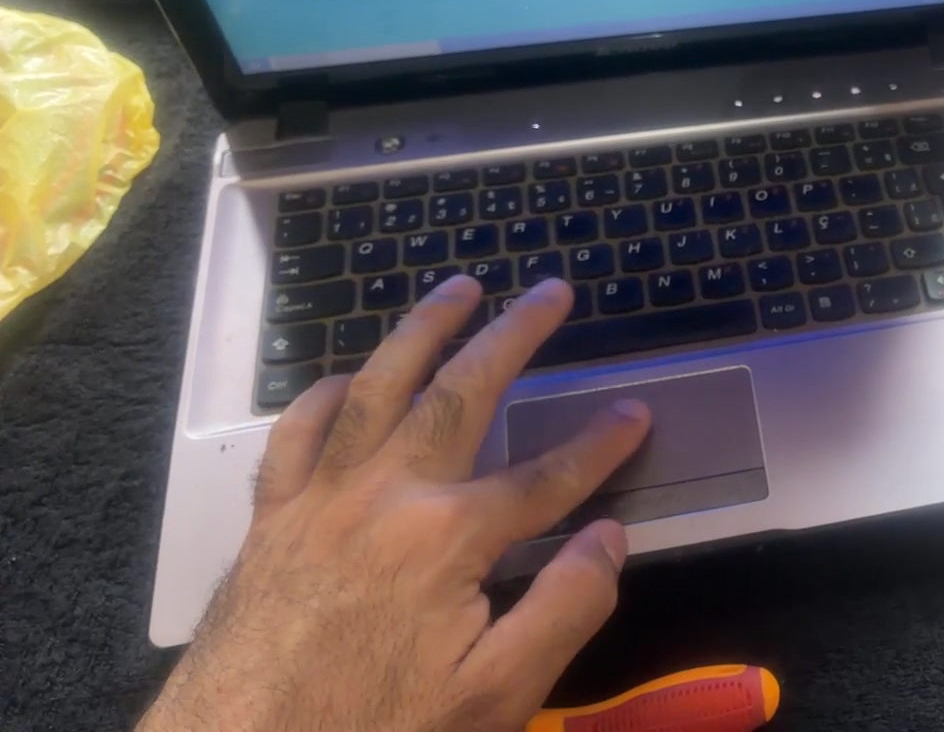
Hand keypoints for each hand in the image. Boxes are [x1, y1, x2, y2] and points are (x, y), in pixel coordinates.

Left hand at [138, 277, 650, 731]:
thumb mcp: (496, 697)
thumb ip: (567, 607)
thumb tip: (611, 534)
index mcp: (448, 538)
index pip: (551, 474)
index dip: (603, 442)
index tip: (638, 412)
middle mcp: (387, 497)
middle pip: (464, 392)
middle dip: (517, 334)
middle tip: (552, 291)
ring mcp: (321, 503)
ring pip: (378, 388)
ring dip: (425, 331)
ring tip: (460, 287)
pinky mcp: (271, 524)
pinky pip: (297, 438)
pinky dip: (327, 395)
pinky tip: (351, 377)